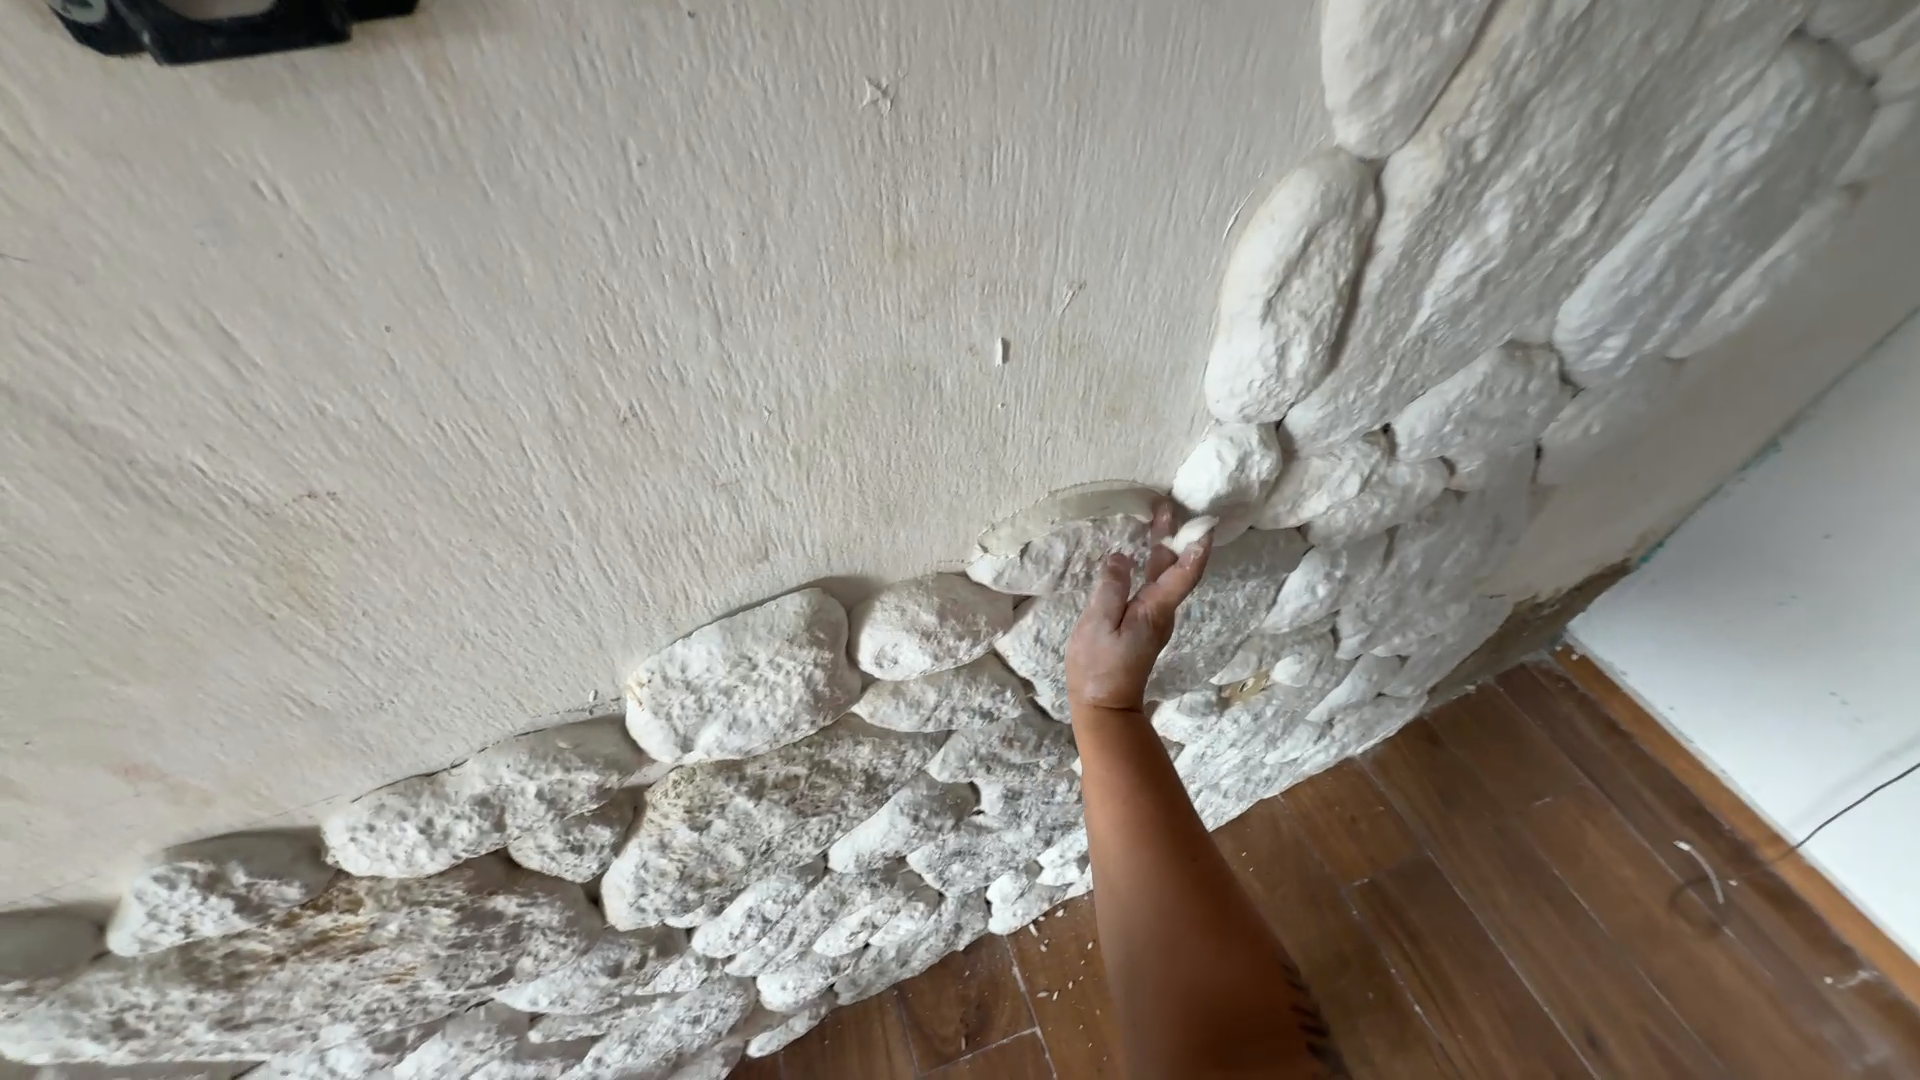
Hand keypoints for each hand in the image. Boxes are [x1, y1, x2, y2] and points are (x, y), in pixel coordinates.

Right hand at [1066, 500, 1212, 713]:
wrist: (1104, 706)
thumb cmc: (1099, 666)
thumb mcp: (1099, 623)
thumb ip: (1110, 588)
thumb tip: (1120, 556)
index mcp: (1155, 609)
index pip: (1183, 572)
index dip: (1195, 546)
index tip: (1205, 522)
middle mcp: (1161, 612)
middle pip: (1175, 570)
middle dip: (1174, 537)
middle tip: (1168, 508)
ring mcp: (1153, 620)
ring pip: (1164, 578)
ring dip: (1163, 549)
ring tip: (1156, 523)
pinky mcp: (1142, 626)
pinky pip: (1153, 588)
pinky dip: (1151, 566)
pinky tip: (1140, 558)